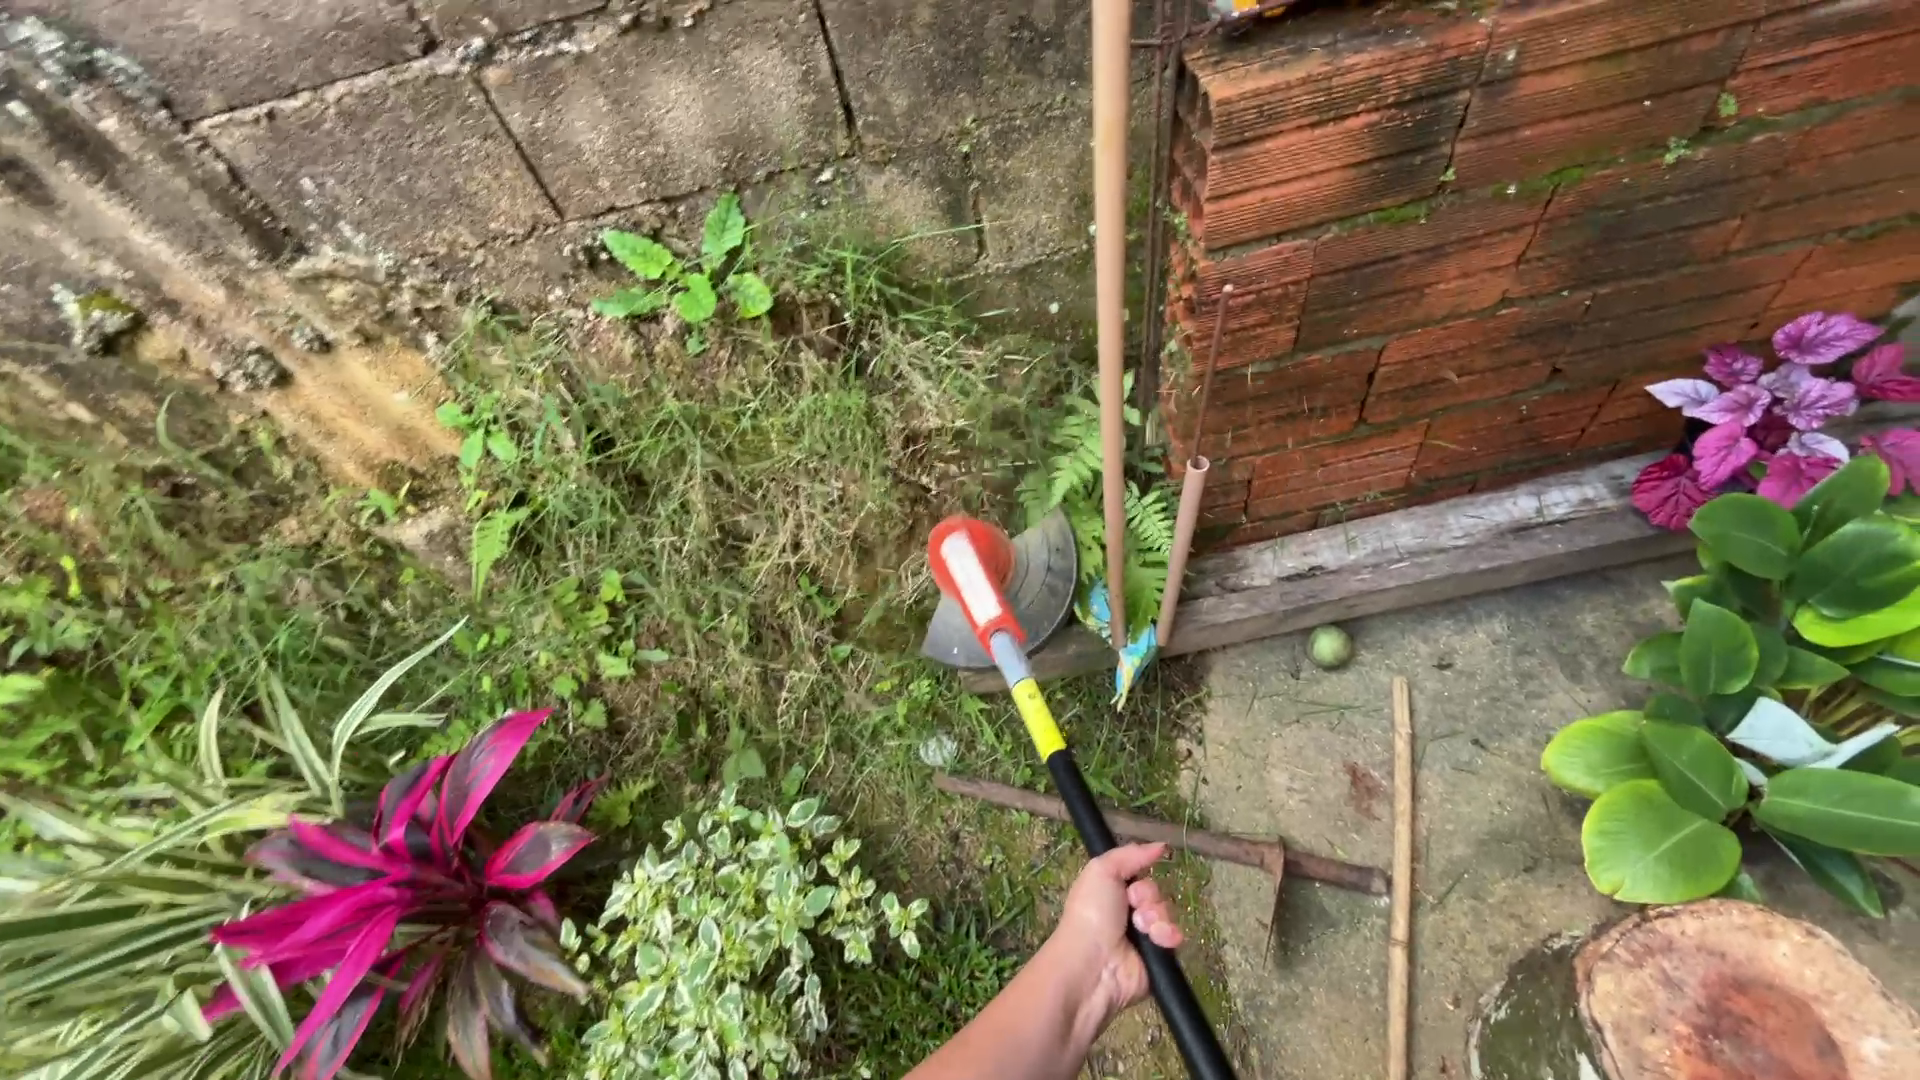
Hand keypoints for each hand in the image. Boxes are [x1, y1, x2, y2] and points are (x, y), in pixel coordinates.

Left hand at [1049, 843, 1185, 1029]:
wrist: (1094, 962)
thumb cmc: (1092, 911)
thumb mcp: (1102, 869)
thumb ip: (1131, 854)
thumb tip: (1161, 846)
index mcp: (1112, 892)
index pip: (1141, 877)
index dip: (1140, 879)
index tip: (1131, 885)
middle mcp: (1128, 912)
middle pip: (1156, 894)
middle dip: (1148, 897)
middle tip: (1133, 908)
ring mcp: (1144, 936)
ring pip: (1167, 914)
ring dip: (1156, 917)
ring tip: (1141, 927)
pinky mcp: (1158, 957)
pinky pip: (1174, 937)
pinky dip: (1167, 935)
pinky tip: (1156, 939)